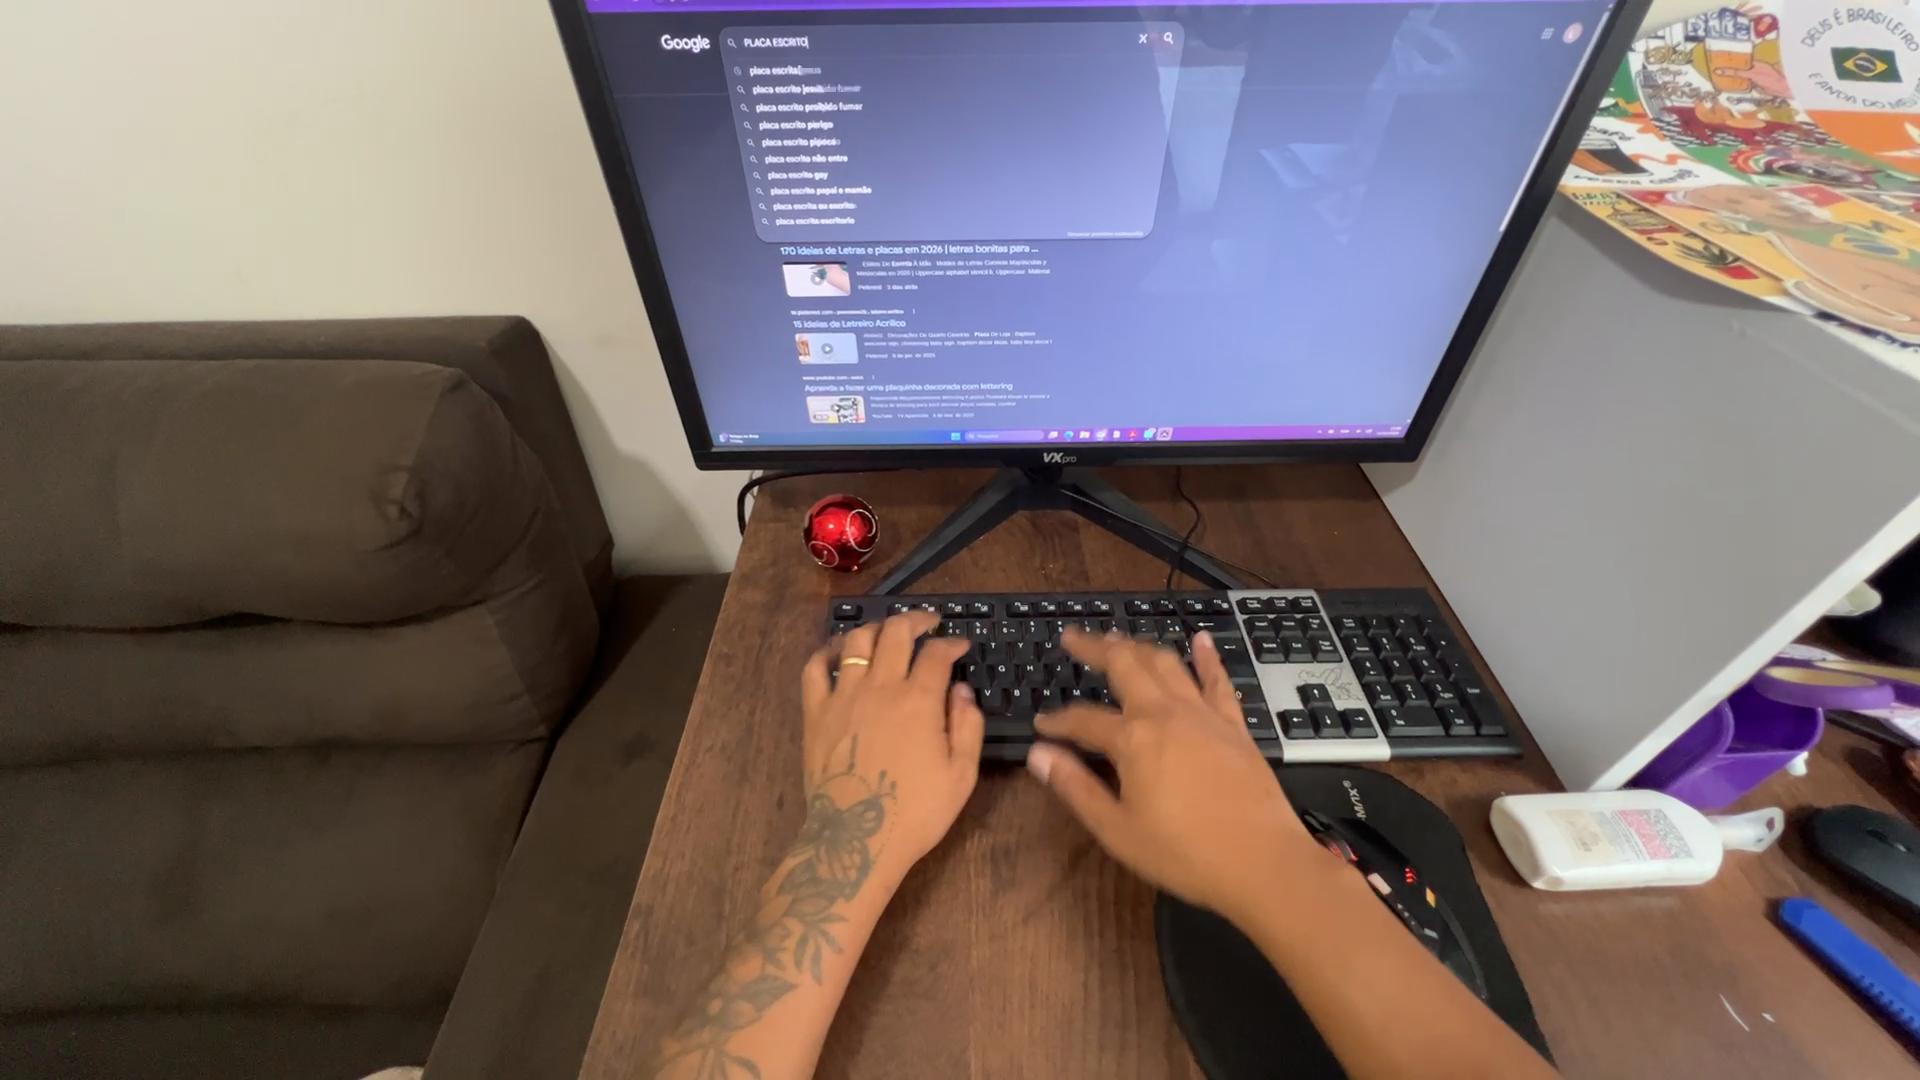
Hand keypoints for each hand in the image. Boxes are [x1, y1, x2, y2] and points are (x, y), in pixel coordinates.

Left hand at [800, 611, 983, 878]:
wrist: (856, 840)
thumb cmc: (915, 812)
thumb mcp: (961, 775)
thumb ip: (967, 726)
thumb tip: (962, 691)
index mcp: (918, 701)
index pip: (936, 653)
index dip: (952, 643)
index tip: (960, 646)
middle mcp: (880, 687)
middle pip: (896, 632)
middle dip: (916, 621)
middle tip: (929, 624)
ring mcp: (843, 696)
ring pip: (858, 640)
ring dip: (877, 629)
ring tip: (889, 634)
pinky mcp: (815, 712)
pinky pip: (815, 668)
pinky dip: (829, 651)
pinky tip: (840, 651)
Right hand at [1026, 629, 1323, 922]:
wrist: (1264, 863)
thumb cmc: (1185, 853)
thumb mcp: (1117, 830)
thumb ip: (1076, 788)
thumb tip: (1039, 755)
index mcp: (1133, 740)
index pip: (1083, 720)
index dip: (1058, 721)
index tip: (1041, 724)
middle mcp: (1165, 714)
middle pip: (1124, 665)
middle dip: (1094, 648)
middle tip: (1073, 638)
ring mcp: (1203, 714)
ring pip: (1166, 663)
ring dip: (1138, 645)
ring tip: (1118, 637)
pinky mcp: (1233, 725)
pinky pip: (1218, 680)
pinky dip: (1208, 656)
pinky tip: (1201, 639)